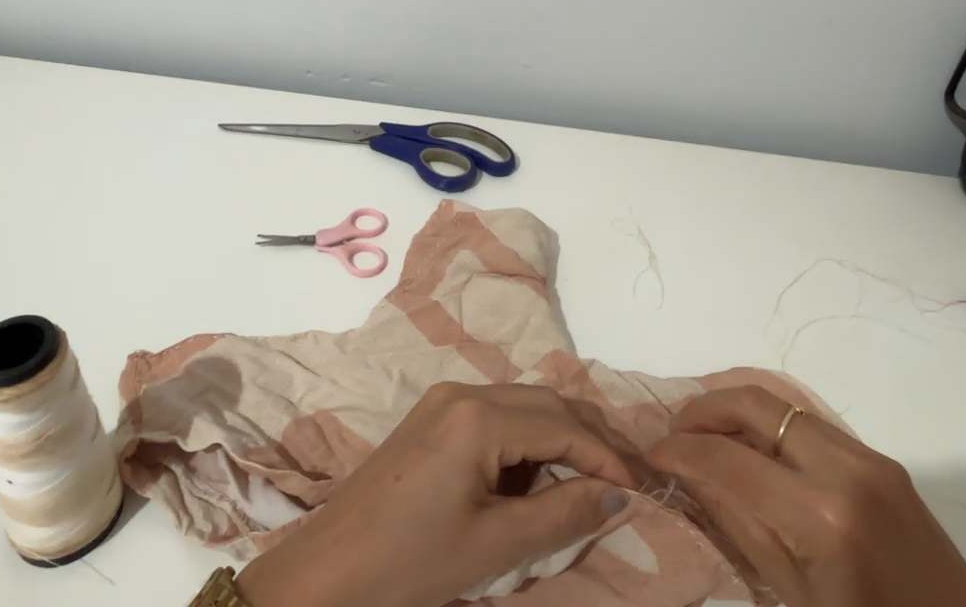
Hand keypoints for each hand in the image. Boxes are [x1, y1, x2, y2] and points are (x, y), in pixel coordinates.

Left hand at [237, 382, 634, 606]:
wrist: (325, 574)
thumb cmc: (410, 562)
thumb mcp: (495, 544)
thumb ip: (563, 514)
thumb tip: (617, 496)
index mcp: (477, 416)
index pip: (562, 425)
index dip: (606, 458)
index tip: (640, 492)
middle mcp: (460, 393)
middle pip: (544, 403)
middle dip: (588, 439)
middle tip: (623, 482)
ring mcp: (439, 403)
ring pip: (519, 407)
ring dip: (556, 439)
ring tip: (587, 484)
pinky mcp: (427, 421)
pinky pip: (491, 418)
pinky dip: (523, 443)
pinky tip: (533, 480)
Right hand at [647, 386, 965, 606]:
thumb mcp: (790, 593)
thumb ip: (737, 524)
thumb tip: (688, 476)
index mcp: (819, 517)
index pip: (725, 458)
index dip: (678, 450)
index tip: (651, 455)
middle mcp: (845, 470)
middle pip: (754, 404)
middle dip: (702, 409)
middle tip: (673, 432)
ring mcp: (870, 459)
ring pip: (782, 404)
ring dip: (735, 412)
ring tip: (706, 437)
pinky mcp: (883, 460)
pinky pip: (811, 424)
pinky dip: (771, 426)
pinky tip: (753, 451)